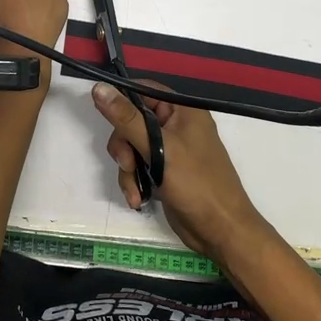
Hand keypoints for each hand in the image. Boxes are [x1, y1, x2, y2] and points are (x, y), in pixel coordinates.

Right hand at [90, 83, 268, 259]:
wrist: (221, 232)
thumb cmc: (197, 184)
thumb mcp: (159, 149)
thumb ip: (126, 118)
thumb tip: (98, 88)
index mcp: (182, 111)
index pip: (143, 90)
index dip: (122, 100)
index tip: (104, 114)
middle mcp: (175, 126)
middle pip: (131, 120)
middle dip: (124, 145)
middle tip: (127, 162)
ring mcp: (170, 150)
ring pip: (131, 146)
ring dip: (127, 168)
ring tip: (135, 188)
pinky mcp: (164, 172)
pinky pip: (137, 166)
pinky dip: (134, 181)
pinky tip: (138, 198)